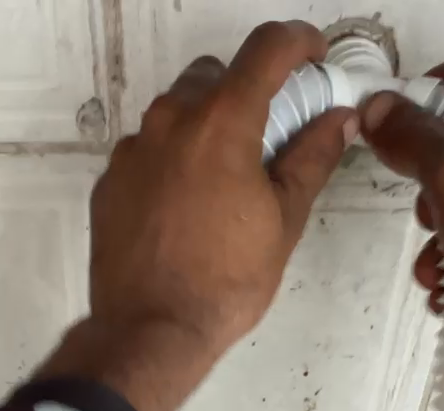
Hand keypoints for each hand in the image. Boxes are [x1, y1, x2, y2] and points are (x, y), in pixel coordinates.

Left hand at [40, 21, 356, 410]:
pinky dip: (168, 165)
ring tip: (221, 184)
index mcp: (221, 122)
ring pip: (174, 116)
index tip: (309, 59)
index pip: (266, 48)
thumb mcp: (282, 221)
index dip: (298, 44)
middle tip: (265, 139)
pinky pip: (145, 155)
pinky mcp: (108, 186)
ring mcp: (131, 154)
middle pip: (214, 78)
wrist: (151, 333)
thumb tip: (336, 121)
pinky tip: (183, 209)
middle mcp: (168, 124)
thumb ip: (311, 158)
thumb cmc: (219, 286)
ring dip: (202, 131)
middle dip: (244, 95)